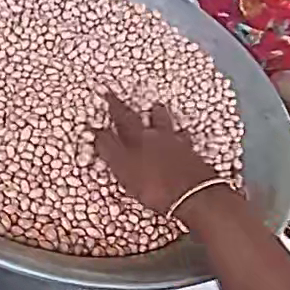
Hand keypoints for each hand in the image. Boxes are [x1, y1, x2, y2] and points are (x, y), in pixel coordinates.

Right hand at [93, 94, 222, 213]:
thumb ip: (109, 150)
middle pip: (144, 117)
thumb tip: (96, 133)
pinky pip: (183, 139)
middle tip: (127, 98)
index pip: (121, 117)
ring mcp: (177, 144)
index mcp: (139, 139)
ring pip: (166, 124)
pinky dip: (179, 136)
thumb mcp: (124, 170)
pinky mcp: (192, 156)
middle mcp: (158, 136)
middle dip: (133, 109)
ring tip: (156, 109)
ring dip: (159, 116)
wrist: (193, 195)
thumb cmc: (156, 186)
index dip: (112, 106)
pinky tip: (181, 136)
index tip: (106, 94)